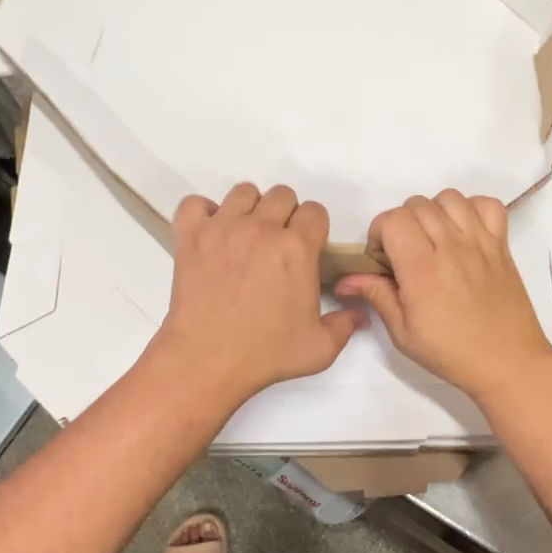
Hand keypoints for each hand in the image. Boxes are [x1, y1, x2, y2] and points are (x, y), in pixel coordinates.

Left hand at [149, 183, 361, 408]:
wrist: (207, 360)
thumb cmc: (266, 354)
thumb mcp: (320, 348)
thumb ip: (345, 325)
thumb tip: (360, 314)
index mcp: (297, 248)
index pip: (315, 211)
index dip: (314, 229)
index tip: (307, 250)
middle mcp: (262, 228)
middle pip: (282, 195)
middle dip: (286, 215)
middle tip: (278, 246)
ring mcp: (223, 228)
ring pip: (243, 192)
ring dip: (250, 209)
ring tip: (246, 237)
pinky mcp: (191, 237)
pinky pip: (195, 204)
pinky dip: (203, 213)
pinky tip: (211, 234)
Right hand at [335, 190, 551, 401]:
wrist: (507, 362)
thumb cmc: (451, 352)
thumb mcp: (403, 332)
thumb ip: (377, 295)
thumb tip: (344, 279)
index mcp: (422, 268)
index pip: (393, 219)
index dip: (379, 232)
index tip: (382, 258)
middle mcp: (451, 246)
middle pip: (417, 204)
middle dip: (402, 223)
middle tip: (405, 253)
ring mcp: (480, 242)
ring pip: (450, 197)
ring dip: (434, 211)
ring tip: (433, 239)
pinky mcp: (501, 245)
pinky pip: (488, 205)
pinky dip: (472, 209)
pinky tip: (464, 232)